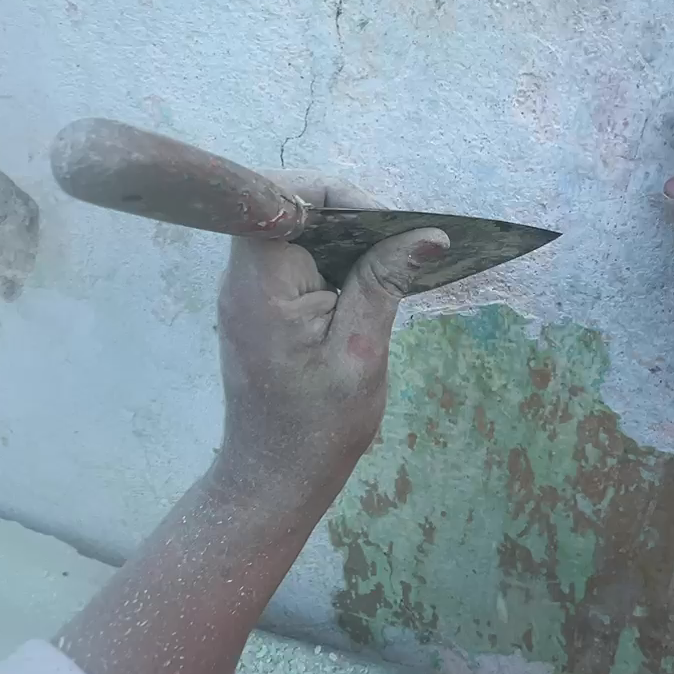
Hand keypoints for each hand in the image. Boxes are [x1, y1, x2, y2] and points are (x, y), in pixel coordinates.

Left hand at [212, 173, 448, 509]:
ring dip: (344, 238)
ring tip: (389, 262)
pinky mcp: (261, 304)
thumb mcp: (363, 352)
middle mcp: (244, 278)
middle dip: (347, 215)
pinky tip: (367, 280)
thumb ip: (385, 283)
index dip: (334, 195)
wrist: (275, 478)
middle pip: (289, 208)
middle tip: (396, 244)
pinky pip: (296, 258)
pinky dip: (334, 259)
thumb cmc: (318, 426)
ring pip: (295, 231)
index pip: (282, 199)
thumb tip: (428, 234)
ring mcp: (249, 290)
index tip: (384, 225)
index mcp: (262, 285)